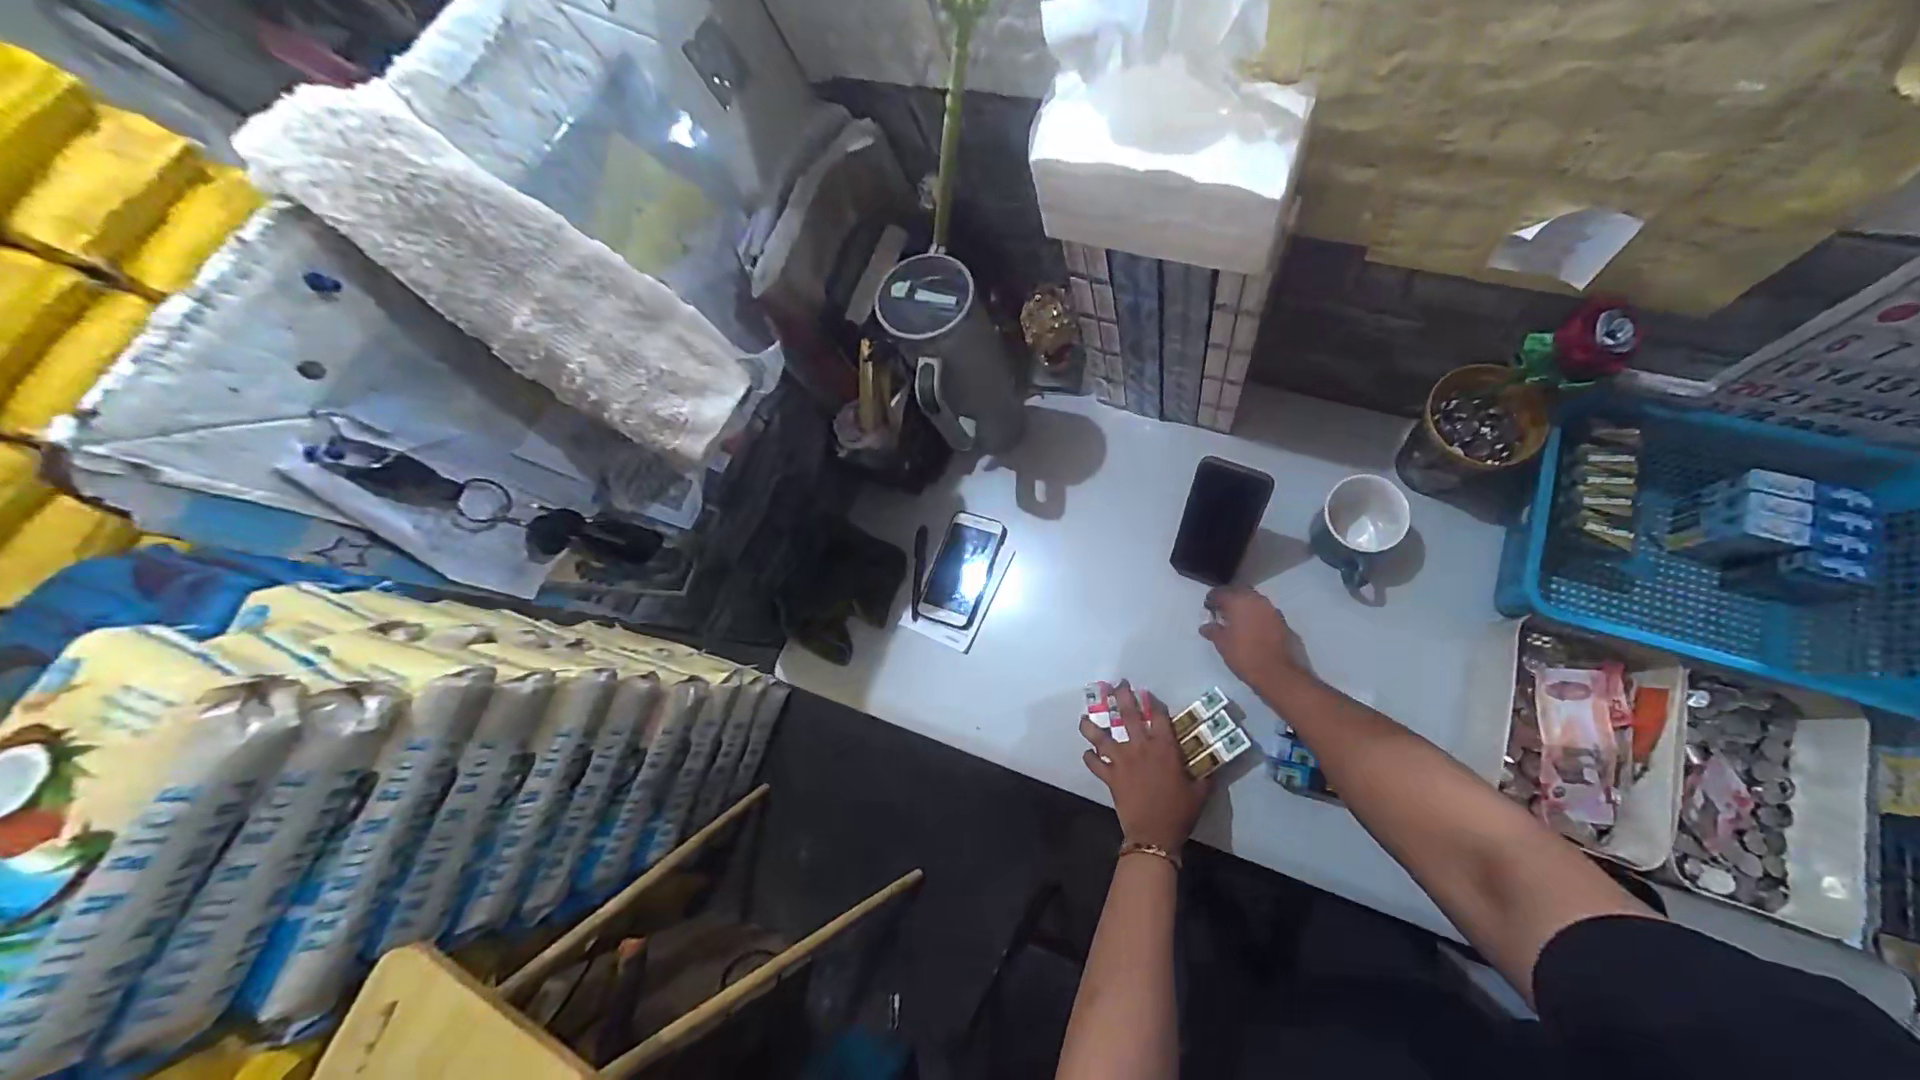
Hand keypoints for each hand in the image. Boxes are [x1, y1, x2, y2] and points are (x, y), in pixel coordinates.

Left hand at [1080, 682, 1210, 851]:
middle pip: (1127, 715)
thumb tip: (1213, 765)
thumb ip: (1204, 774)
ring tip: (1084, 718)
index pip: (1159, 717)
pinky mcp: (1109, 776)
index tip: (1148, 695)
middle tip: (1116, 686)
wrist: (1155, 834)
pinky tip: (1087, 754)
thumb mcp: (1199, 791)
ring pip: (1101, 737)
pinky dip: (1089, 758)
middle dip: (1121, 697)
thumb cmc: (1179, 812)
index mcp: (1164, 748)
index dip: (1154, 703)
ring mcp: (1122, 761)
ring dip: (1091, 726)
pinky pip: (1094, 764)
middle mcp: (1140, 748)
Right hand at [1199, 585, 1301, 686]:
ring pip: (1254, 602)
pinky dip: (1256, 617)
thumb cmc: (1245, 655)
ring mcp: (1272, 610)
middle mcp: (1257, 600)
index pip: (1220, 592)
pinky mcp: (1283, 622)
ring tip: (1237, 622)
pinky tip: (1252, 630)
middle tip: (1222, 613)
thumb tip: (1206, 626)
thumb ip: (1213, 631)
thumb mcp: (1222, 644)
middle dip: (1229, 600)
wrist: (1279, 673)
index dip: (1211, 600)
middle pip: (1239, 592)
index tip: (1208, 610)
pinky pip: (1265, 613)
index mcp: (1239, 601)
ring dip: (1244, 608)